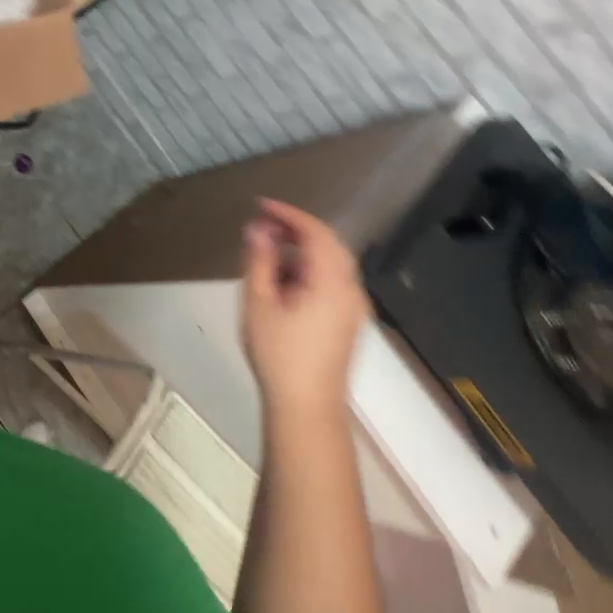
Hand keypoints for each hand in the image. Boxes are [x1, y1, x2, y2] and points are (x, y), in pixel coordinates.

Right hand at [240, 198, 370, 424]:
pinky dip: (309, 269)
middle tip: (262, 225)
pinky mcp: (348, 322)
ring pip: (332, 263)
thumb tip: (258, 228)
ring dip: (302, 250)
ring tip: (266, 252)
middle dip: (296, 229)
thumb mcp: (259, 302)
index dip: (288, 214)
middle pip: (329, 245)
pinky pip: (332, 281)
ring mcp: (354, 308)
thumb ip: (259, 260)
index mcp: (332, 282)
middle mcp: (351, 290)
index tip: (259, 206)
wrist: (307, 407)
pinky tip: (282, 281)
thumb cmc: (278, 353)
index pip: (316, 232)